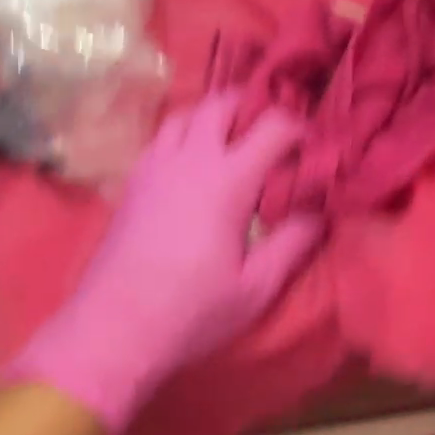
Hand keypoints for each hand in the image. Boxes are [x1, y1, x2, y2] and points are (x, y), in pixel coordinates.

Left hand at [8, 93, 323, 434]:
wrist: (112, 330)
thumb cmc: (192, 312)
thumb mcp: (257, 287)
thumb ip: (294, 242)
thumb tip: (321, 211)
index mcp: (227, 180)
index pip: (272, 126)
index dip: (300, 126)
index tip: (315, 144)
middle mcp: (188, 160)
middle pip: (220, 104)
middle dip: (251, 106)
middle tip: (272, 131)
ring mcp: (152, 168)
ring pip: (184, 116)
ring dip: (212, 118)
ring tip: (233, 143)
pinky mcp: (130, 185)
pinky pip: (160, 140)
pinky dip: (184, 138)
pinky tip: (193, 170)